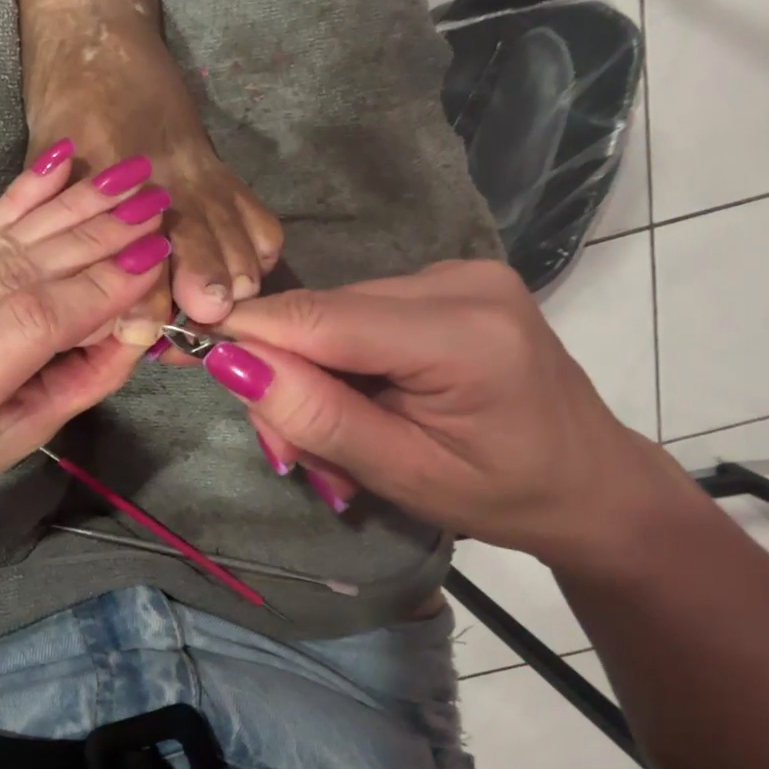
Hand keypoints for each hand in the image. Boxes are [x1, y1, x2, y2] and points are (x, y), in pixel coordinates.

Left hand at [0, 145, 171, 539]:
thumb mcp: (20, 440)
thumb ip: (80, 378)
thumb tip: (139, 318)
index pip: (28, 322)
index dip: (96, 286)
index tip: (156, 254)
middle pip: (12, 273)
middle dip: (92, 236)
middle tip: (155, 205)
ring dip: (67, 209)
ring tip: (127, 179)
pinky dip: (20, 202)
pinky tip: (60, 164)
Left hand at [26, 24, 281, 329]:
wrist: (100, 36)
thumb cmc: (65, 102)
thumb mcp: (45, 149)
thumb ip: (49, 202)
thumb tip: (60, 275)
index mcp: (118, 174)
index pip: (137, 246)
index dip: (143, 294)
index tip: (145, 333)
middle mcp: (172, 174)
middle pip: (203, 242)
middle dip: (209, 287)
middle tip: (209, 322)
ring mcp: (203, 168)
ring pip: (238, 230)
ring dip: (239, 273)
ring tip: (232, 310)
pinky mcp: (221, 163)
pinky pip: (254, 211)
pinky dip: (258, 246)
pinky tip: (246, 273)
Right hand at [201, 260, 701, 570]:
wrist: (595, 486)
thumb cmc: (506, 495)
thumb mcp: (402, 473)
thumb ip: (315, 414)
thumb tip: (227, 361)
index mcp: (462, 333)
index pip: (315, 317)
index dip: (238, 330)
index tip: (173, 348)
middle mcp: (456, 280)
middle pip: (314, 316)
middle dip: (280, 378)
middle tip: (289, 454)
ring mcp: (453, 273)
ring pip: (325, 315)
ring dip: (304, 374)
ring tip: (329, 443)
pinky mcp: (444, 280)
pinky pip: (350, 313)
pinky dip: (332, 359)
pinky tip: (353, 402)